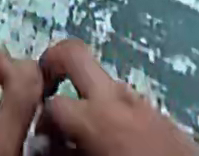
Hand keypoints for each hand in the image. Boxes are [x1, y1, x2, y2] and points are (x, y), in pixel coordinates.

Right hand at [37, 40, 198, 155]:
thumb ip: (68, 153)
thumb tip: (48, 146)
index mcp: (98, 118)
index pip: (52, 105)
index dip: (38, 119)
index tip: (37, 137)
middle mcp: (117, 99)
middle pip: (73, 53)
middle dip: (52, 62)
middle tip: (43, 85)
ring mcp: (142, 103)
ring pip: (102, 80)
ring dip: (85, 93)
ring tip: (82, 129)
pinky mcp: (162, 115)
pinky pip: (126, 102)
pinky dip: (111, 111)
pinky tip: (114, 141)